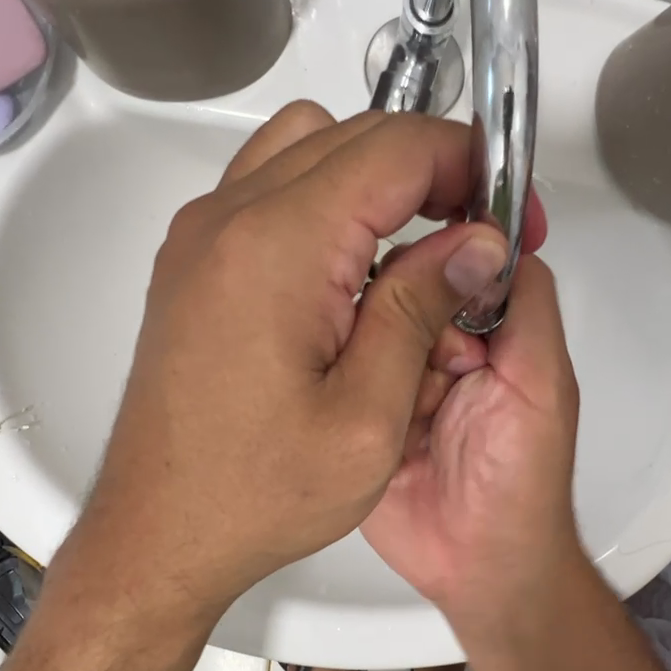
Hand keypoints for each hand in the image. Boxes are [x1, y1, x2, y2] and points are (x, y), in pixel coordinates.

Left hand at [59, 101, 545, 630]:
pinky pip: (269, 188)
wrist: (162, 532)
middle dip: (434, 169)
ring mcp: (203, 238)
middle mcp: (229, 221)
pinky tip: (357, 269)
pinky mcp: (195, 264)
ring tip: (423, 246)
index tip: (508, 213)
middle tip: (480, 233)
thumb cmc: (257, 494)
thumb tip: (476, 243)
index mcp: (279, 249)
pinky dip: (328, 201)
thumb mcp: (369, 417)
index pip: (396, 151)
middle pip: (356, 137)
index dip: (469, 167)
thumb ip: (422, 310)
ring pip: (309, 148)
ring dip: (377, 178)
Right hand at [361, 255, 586, 627]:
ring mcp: (393, 381)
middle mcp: (437, 350)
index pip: (455, 262)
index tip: (424, 262)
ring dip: (369, 344)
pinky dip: (337, 373)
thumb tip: (502, 240)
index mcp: (488, 335)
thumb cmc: (524, 482)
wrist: (479, 564)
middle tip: (424, 367)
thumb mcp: (543, 384)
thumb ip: (529, 311)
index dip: (441, 257)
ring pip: (365, 326)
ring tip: (389, 389)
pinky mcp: (359, 413)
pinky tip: (338, 384)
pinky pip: (338, 374)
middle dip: (401, 309)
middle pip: (402, 288)